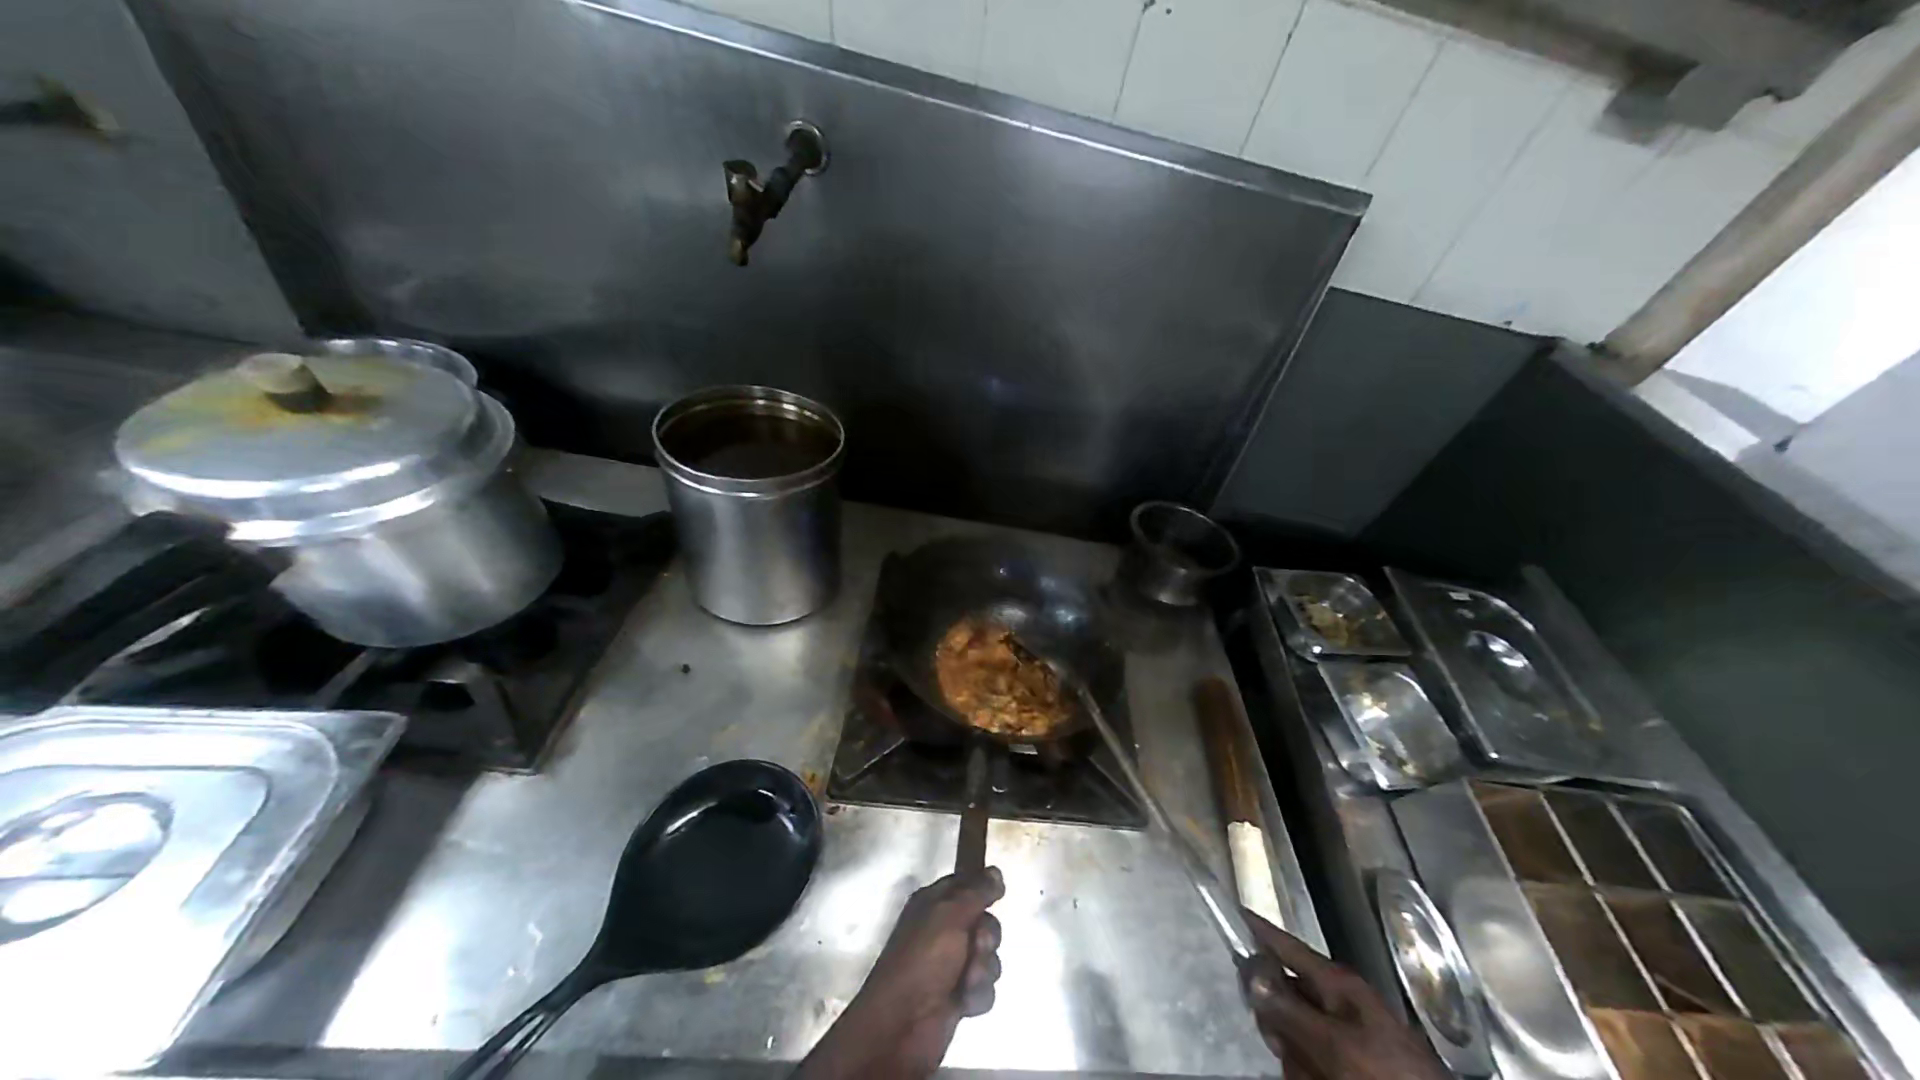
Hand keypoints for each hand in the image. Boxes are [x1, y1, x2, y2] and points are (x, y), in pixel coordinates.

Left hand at [796, 868, 1004, 1079]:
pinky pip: (985, 987)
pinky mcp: (959, 995)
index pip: (965, 884)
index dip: (982, 889)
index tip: (997, 895)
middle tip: (976, 946)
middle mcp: (943, 930)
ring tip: (966, 981)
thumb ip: (975, 892)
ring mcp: (951, 964)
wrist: (903, 1024)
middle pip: (985, 922)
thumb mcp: (949, 915)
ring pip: (989, 957)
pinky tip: (964, 1002)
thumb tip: (995, 871)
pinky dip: (978, 995)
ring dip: (983, 970)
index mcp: (933, 904)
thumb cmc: (922, 959)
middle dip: (987, 937)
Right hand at [1239, 909, 1450, 1079]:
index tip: (1233, 912)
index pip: (1287, 944)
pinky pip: (1308, 1057)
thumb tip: (1249, 972)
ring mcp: (1342, 1032)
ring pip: (1292, 1031)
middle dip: (1276, 1022)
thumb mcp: (1334, 1043)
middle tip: (1280, 1043)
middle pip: (1282, 994)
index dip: (1259, 930)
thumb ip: (1288, 1008)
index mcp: (1337, 983)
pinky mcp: (1346, 1060)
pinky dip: (1307, 1072)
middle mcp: (1337, 1001)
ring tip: (1312, 1075)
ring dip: (1294, 1056)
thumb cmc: (1384, 1073)